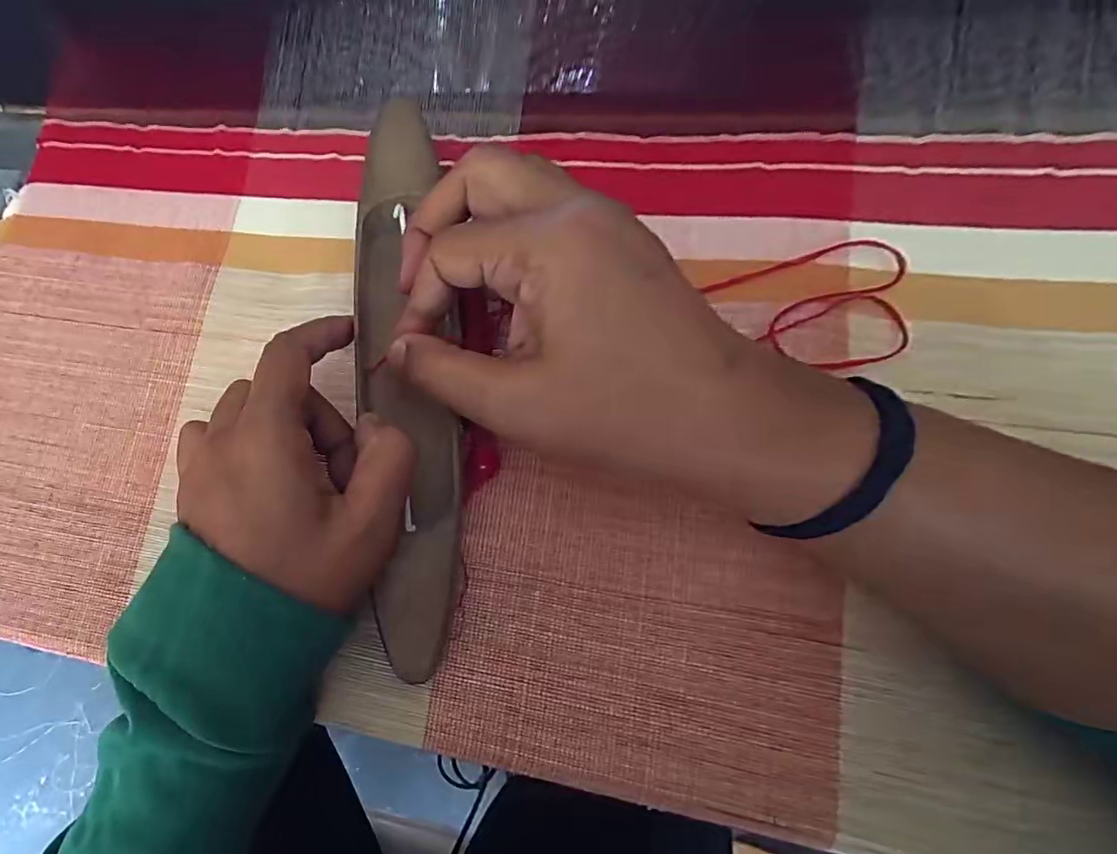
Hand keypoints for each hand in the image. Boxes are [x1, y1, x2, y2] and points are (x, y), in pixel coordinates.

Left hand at [177, 316, 415, 612]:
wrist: (234, 638)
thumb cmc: (305, 581)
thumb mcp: (371, 526)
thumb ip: (388, 457)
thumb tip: (369, 426)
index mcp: (263, 437)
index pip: (285, 355)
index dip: (319, 334)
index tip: (348, 336)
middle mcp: (221, 439)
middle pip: (273, 391)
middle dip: (314, 418)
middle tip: (338, 478)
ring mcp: (197, 463)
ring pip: (244, 413)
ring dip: (279, 431)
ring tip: (299, 488)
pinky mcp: (187, 487)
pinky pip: (216, 439)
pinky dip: (246, 445)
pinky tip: (262, 489)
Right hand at [389, 146, 874, 522]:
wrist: (720, 418)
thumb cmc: (615, 414)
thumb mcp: (510, 404)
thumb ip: (439, 372)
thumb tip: (397, 351)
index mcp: (548, 242)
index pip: (448, 250)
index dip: (416, 303)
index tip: (411, 354)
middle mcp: (573, 208)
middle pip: (478, 173)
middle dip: (431, 225)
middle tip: (417, 285)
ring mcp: (600, 217)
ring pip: (512, 184)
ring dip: (468, 227)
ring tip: (449, 291)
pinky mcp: (613, 238)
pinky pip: (539, 213)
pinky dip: (502, 241)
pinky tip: (496, 299)